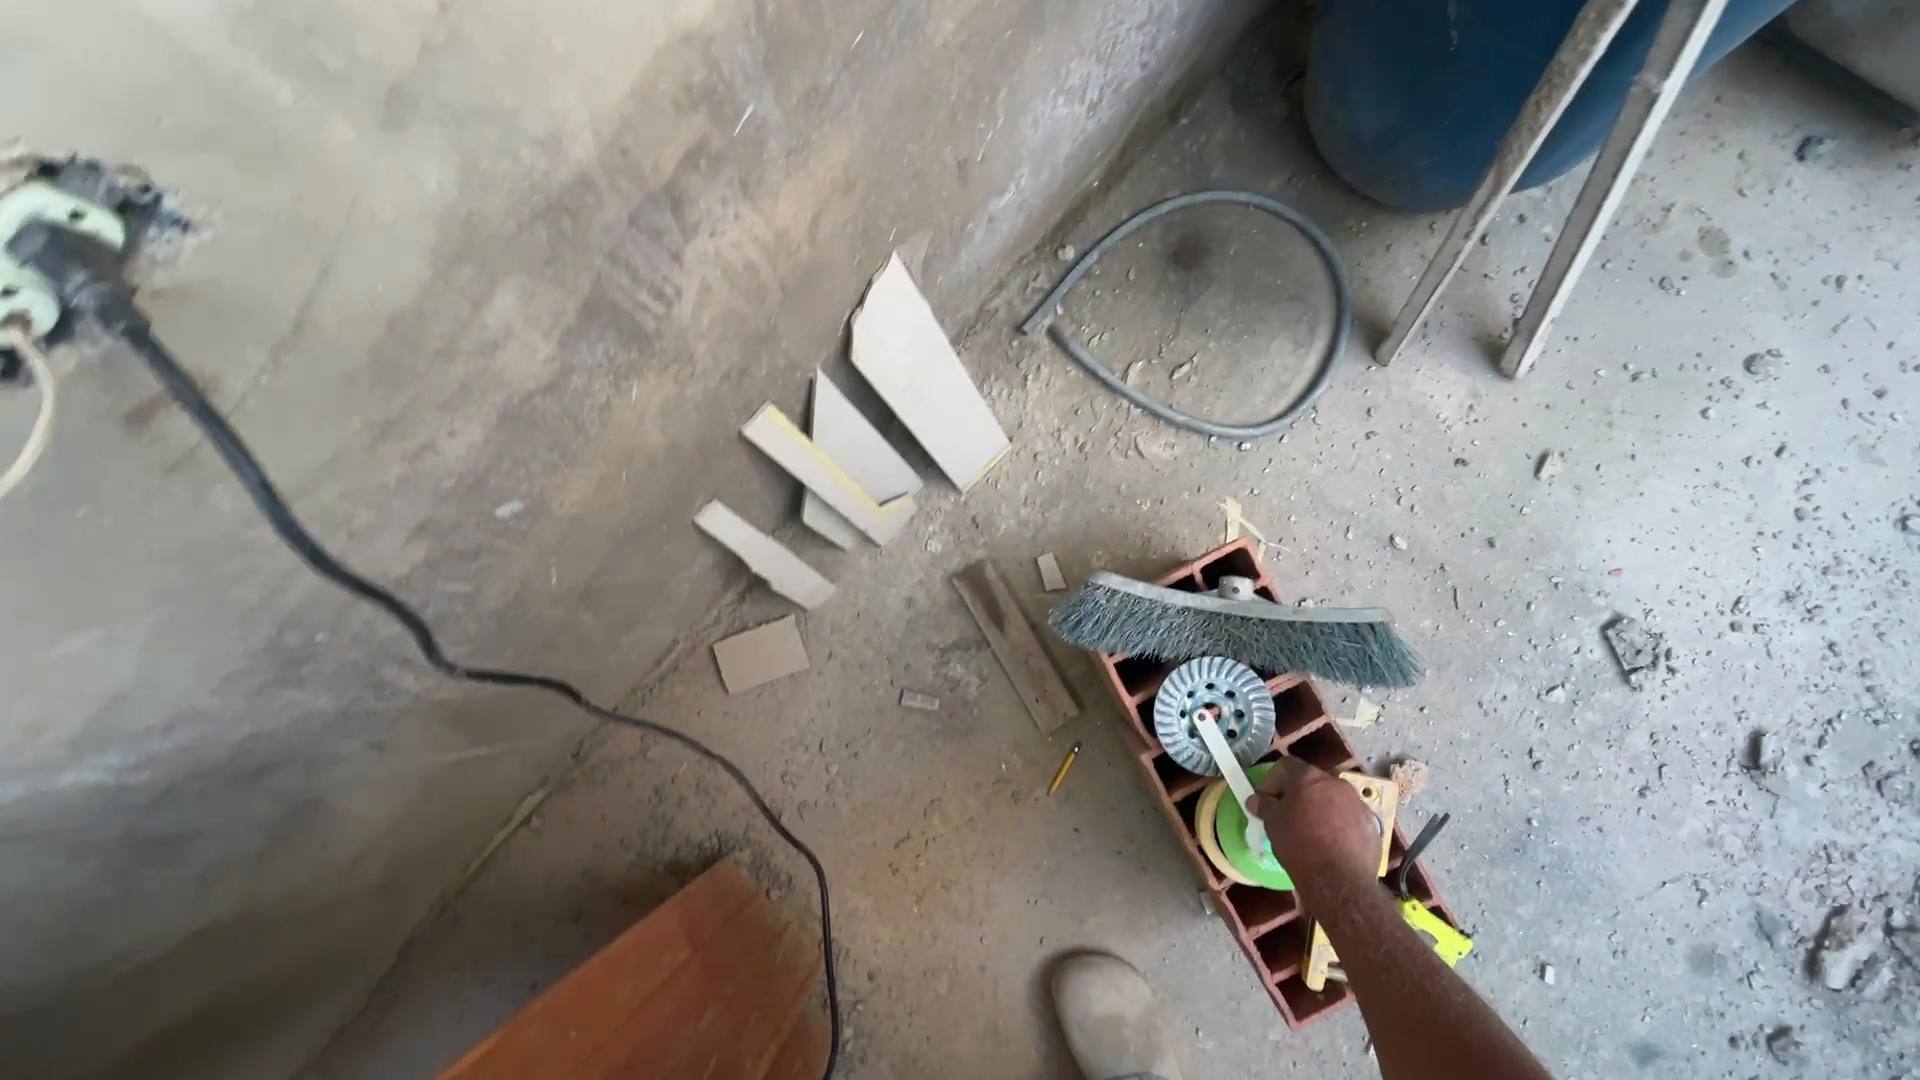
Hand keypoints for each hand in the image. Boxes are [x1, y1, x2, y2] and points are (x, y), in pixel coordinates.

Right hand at [1245, 758, 1382, 885]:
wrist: (1339, 880)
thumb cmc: (1299, 845)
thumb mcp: (1273, 824)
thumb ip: (1264, 806)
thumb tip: (1256, 800)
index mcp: (1309, 777)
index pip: (1285, 765)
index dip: (1271, 780)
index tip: (1265, 799)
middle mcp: (1337, 783)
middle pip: (1312, 780)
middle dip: (1297, 793)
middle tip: (1286, 813)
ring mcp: (1358, 803)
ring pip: (1333, 798)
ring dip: (1319, 808)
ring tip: (1310, 830)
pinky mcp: (1372, 825)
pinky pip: (1349, 817)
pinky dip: (1338, 824)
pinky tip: (1331, 844)